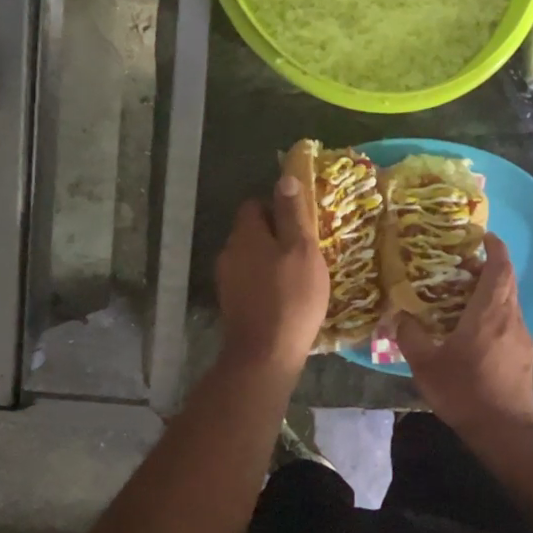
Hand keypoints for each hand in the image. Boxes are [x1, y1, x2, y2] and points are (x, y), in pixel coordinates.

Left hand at [216, 175, 329, 374]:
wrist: (265, 354)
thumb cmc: (291, 298)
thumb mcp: (302, 250)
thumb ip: (293, 214)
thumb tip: (285, 178)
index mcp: (245, 234)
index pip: (254, 205)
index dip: (277, 208)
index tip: (301, 224)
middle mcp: (229, 252)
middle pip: (251, 232)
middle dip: (275, 237)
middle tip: (306, 251)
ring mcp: (226, 280)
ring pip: (251, 259)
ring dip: (271, 262)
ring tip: (299, 277)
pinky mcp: (231, 305)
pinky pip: (250, 282)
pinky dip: (266, 284)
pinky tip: (285, 299)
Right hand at [395, 233, 532, 433]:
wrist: (503, 429)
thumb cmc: (464, 391)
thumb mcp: (426, 364)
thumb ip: (410, 336)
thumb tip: (400, 317)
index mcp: (490, 311)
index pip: (500, 266)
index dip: (494, 247)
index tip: (482, 237)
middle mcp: (512, 317)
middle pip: (506, 281)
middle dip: (487, 269)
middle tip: (460, 269)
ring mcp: (522, 336)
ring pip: (509, 303)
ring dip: (490, 294)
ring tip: (461, 299)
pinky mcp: (524, 355)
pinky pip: (510, 322)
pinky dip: (494, 315)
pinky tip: (473, 331)